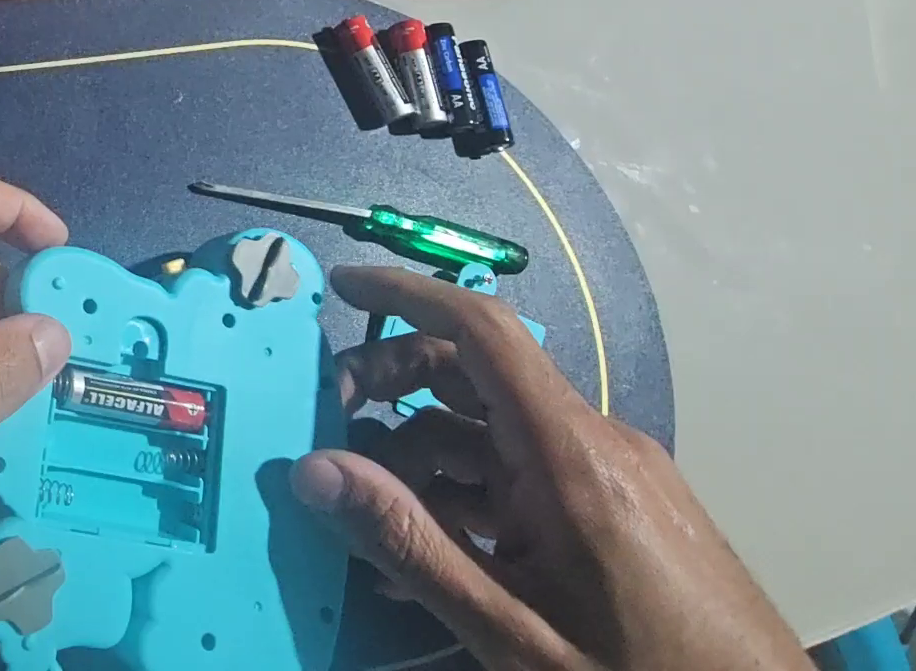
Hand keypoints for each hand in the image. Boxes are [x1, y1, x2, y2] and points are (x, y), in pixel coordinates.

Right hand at [291, 266, 810, 670]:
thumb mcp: (511, 628)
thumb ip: (406, 542)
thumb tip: (310, 469)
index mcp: (570, 452)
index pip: (482, 330)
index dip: (407, 293)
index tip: (342, 286)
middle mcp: (588, 442)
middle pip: (467, 375)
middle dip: (387, 385)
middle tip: (328, 420)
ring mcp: (601, 474)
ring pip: (482, 430)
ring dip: (413, 453)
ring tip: (365, 510)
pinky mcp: (605, 507)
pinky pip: (511, 474)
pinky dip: (454, 491)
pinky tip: (421, 544)